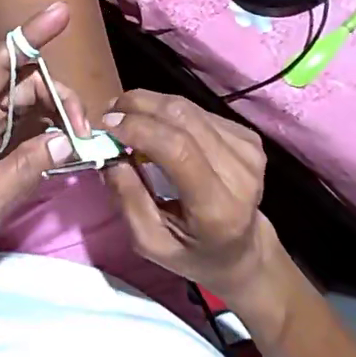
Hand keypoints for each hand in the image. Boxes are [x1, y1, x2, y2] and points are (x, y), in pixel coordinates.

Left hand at [0, 3, 86, 289]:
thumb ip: (26, 167)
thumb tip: (67, 141)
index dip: (30, 35)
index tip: (59, 11)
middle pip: (21, 81)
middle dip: (57, 95)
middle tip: (83, 129)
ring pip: (26, 99)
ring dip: (56, 111)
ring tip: (79, 137)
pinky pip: (23, 121)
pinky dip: (47, 127)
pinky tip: (65, 141)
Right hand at [101, 91, 279, 302]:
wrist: (242, 250)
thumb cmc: (191, 252)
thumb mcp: (150, 242)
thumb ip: (127, 198)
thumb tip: (109, 154)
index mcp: (217, 207)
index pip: (178, 149)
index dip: (140, 128)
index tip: (106, 124)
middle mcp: (239, 172)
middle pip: (183, 118)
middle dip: (139, 106)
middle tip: (108, 113)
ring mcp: (248, 151)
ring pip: (189, 108)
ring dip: (151, 104)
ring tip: (126, 115)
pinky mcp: (249, 137)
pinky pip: (199, 111)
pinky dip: (169, 113)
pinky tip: (156, 125)